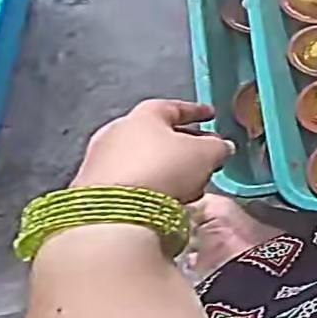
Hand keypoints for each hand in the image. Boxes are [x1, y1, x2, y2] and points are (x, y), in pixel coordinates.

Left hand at [72, 100, 232, 202]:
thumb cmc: (167, 169)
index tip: (211, 114)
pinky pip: (133, 176)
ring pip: (144, 156)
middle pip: (156, 132)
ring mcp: (101, 158)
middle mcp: (117, 132)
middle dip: (183, 141)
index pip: (173, 107)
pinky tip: (169, 193)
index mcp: (144, 117)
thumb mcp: (208, 153)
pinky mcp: (94, 185)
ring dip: (168, 164)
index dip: (196, 111)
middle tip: (204, 150)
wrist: (117, 210)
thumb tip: (222, 146)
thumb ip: (219, 146)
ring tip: (191, 177)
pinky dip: (153, 180)